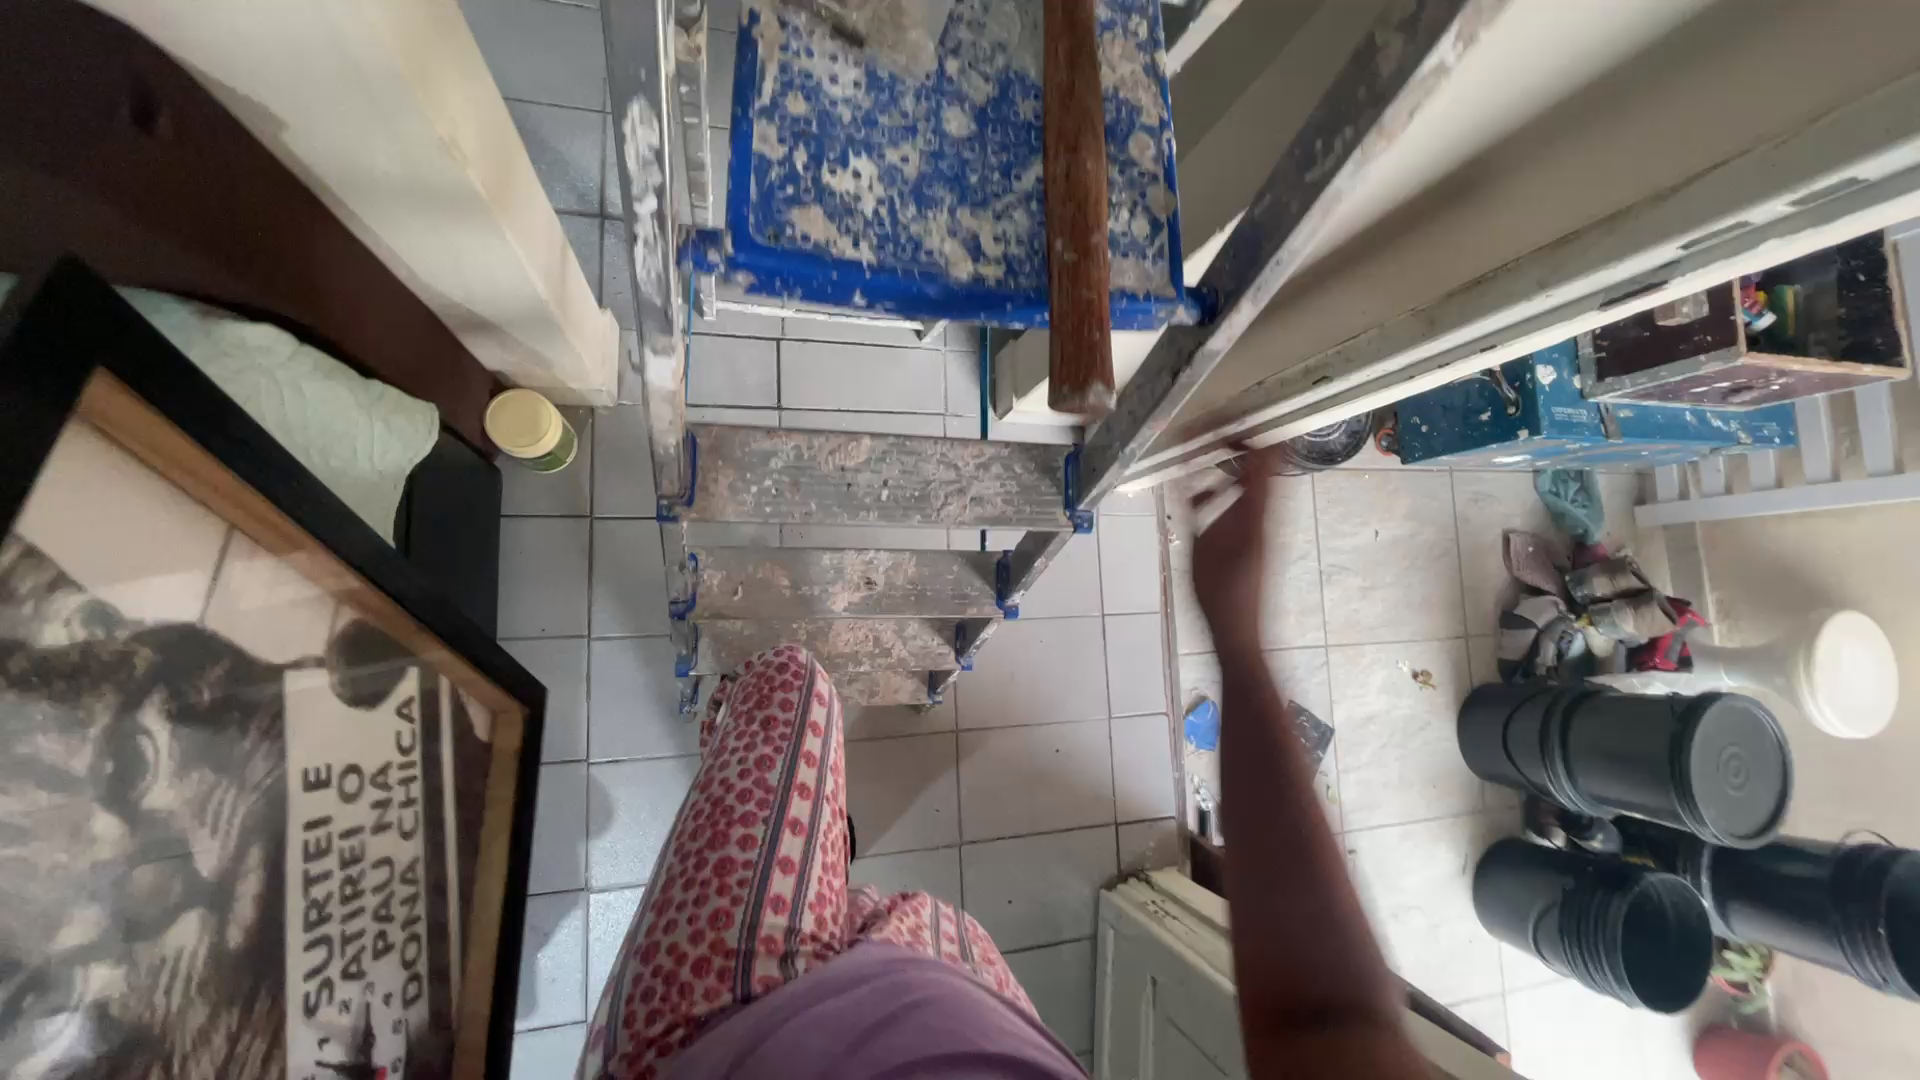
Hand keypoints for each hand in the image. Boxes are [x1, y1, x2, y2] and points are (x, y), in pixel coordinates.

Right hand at [1189, 444, 1279, 651]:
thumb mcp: (1206, 546)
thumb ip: (1199, 507)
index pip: (1265, 454)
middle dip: (1233, 441)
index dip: (1245, 430)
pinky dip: (1222, 488)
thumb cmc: (1222, 594)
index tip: (1215, 419)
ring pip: (1252, 478)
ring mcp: (1263, 523)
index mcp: (1259, 508)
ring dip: (1226, 463)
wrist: (1240, 631)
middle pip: (1262, 460)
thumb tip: (1188, 471)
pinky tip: (1197, 498)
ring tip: (1195, 458)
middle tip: (1200, 433)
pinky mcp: (1254, 536)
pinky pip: (1243, 499)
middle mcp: (1267, 510)